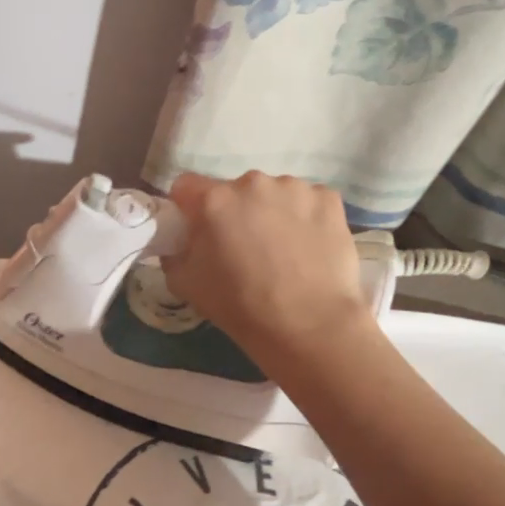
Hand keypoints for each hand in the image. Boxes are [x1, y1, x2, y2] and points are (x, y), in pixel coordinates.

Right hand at [162, 171, 375, 372]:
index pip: (185, 186)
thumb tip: (181, 244)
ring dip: (269, 213)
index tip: (194, 231)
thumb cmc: (238, 304)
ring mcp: (295, 187)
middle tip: (240, 248)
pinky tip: (305, 248)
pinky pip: (306, 201)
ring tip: (279, 251)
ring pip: (272, 194)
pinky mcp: (328, 198)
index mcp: (213, 201)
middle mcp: (252, 183)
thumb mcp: (184, 285)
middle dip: (232, 213)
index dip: (186, 208)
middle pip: (232, 191)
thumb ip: (175, 253)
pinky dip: (302, 218)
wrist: (307, 322)